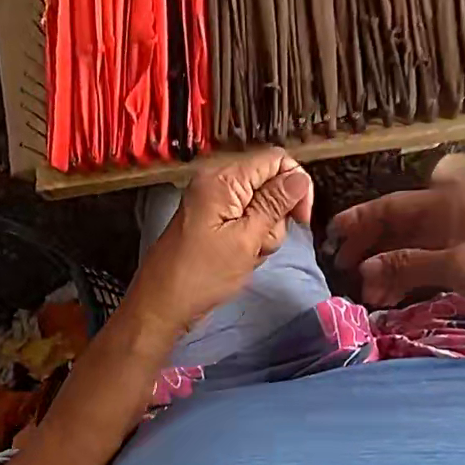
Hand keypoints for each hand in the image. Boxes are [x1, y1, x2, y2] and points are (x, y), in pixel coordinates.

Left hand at [126, 148, 314, 335]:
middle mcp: (217, 181)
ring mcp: (214, 201)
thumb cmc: (202, 275)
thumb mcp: (246, 239)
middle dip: (276, 217)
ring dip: (264, 234)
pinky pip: (246, 221)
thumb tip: (302, 177)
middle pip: (271, 184)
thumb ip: (276, 203)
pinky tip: (239, 258)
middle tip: (258, 244)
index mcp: (223, 178)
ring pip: (262, 207)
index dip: (296, 185)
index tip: (301, 220)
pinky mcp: (213, 219)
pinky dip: (250, 240)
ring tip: (245, 255)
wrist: (162, 304)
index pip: (276, 159)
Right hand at [330, 180, 464, 351]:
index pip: (392, 205)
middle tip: (344, 271)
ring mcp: (460, 239)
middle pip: (397, 225)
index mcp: (451, 200)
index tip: (333, 240)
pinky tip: (389, 298)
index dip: (360, 221)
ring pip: (409, 248)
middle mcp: (452, 213)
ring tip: (367, 294)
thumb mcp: (460, 265)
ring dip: (386, 269)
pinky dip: (405, 280)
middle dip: (370, 248)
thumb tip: (364, 268)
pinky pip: (425, 266)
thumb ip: (408, 263)